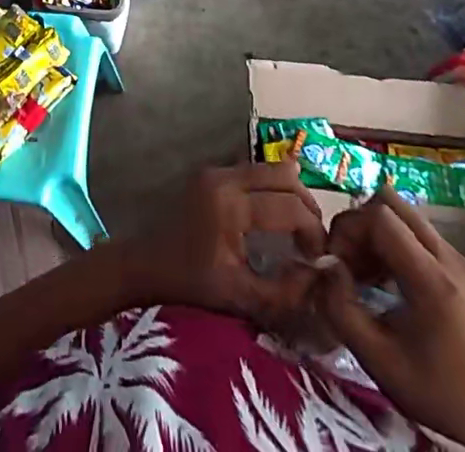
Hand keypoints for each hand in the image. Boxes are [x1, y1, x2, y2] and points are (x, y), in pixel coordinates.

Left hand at [118, 161, 326, 324]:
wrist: (144, 263)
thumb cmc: (189, 282)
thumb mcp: (241, 297)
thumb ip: (287, 291)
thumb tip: (321, 273)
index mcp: (231, 206)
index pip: (292, 208)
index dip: (314, 234)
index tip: (316, 259)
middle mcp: (224, 178)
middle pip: (285, 175)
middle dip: (307, 205)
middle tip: (310, 239)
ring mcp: (214, 171)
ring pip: (269, 168)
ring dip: (289, 194)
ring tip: (295, 229)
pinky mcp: (209, 173)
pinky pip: (252, 171)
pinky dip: (270, 188)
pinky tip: (271, 217)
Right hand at [314, 188, 464, 451]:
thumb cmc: (434, 396)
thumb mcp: (374, 356)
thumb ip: (339, 305)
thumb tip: (324, 265)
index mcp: (433, 279)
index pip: (380, 216)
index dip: (348, 228)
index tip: (334, 261)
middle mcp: (452, 261)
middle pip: (395, 204)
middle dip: (360, 223)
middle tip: (345, 258)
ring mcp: (463, 265)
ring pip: (408, 218)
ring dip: (376, 235)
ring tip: (361, 274)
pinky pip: (421, 238)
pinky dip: (394, 247)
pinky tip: (384, 283)